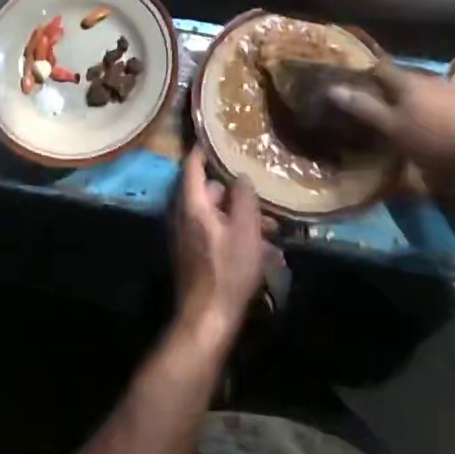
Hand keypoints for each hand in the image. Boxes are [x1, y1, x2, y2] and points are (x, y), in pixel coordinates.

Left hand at [173, 151, 274, 339]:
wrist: (208, 317)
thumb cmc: (228, 270)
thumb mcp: (246, 230)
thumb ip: (244, 198)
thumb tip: (241, 177)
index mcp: (192, 204)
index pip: (193, 165)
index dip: (204, 149)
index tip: (218, 137)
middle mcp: (183, 214)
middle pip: (209, 190)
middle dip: (237, 193)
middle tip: (264, 198)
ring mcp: (186, 234)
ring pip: (215, 213)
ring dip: (241, 216)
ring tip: (271, 231)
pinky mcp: (193, 251)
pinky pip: (214, 230)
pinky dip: (233, 232)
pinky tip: (260, 248)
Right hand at [325, 63, 454, 194]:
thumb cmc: (436, 135)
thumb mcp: (393, 127)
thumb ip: (364, 108)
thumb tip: (332, 88)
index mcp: (405, 81)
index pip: (380, 67)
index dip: (367, 73)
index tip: (357, 85)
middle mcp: (428, 80)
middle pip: (404, 80)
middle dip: (391, 91)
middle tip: (379, 107)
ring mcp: (453, 92)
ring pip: (426, 93)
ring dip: (416, 104)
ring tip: (408, 123)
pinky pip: (445, 106)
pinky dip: (436, 114)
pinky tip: (437, 131)